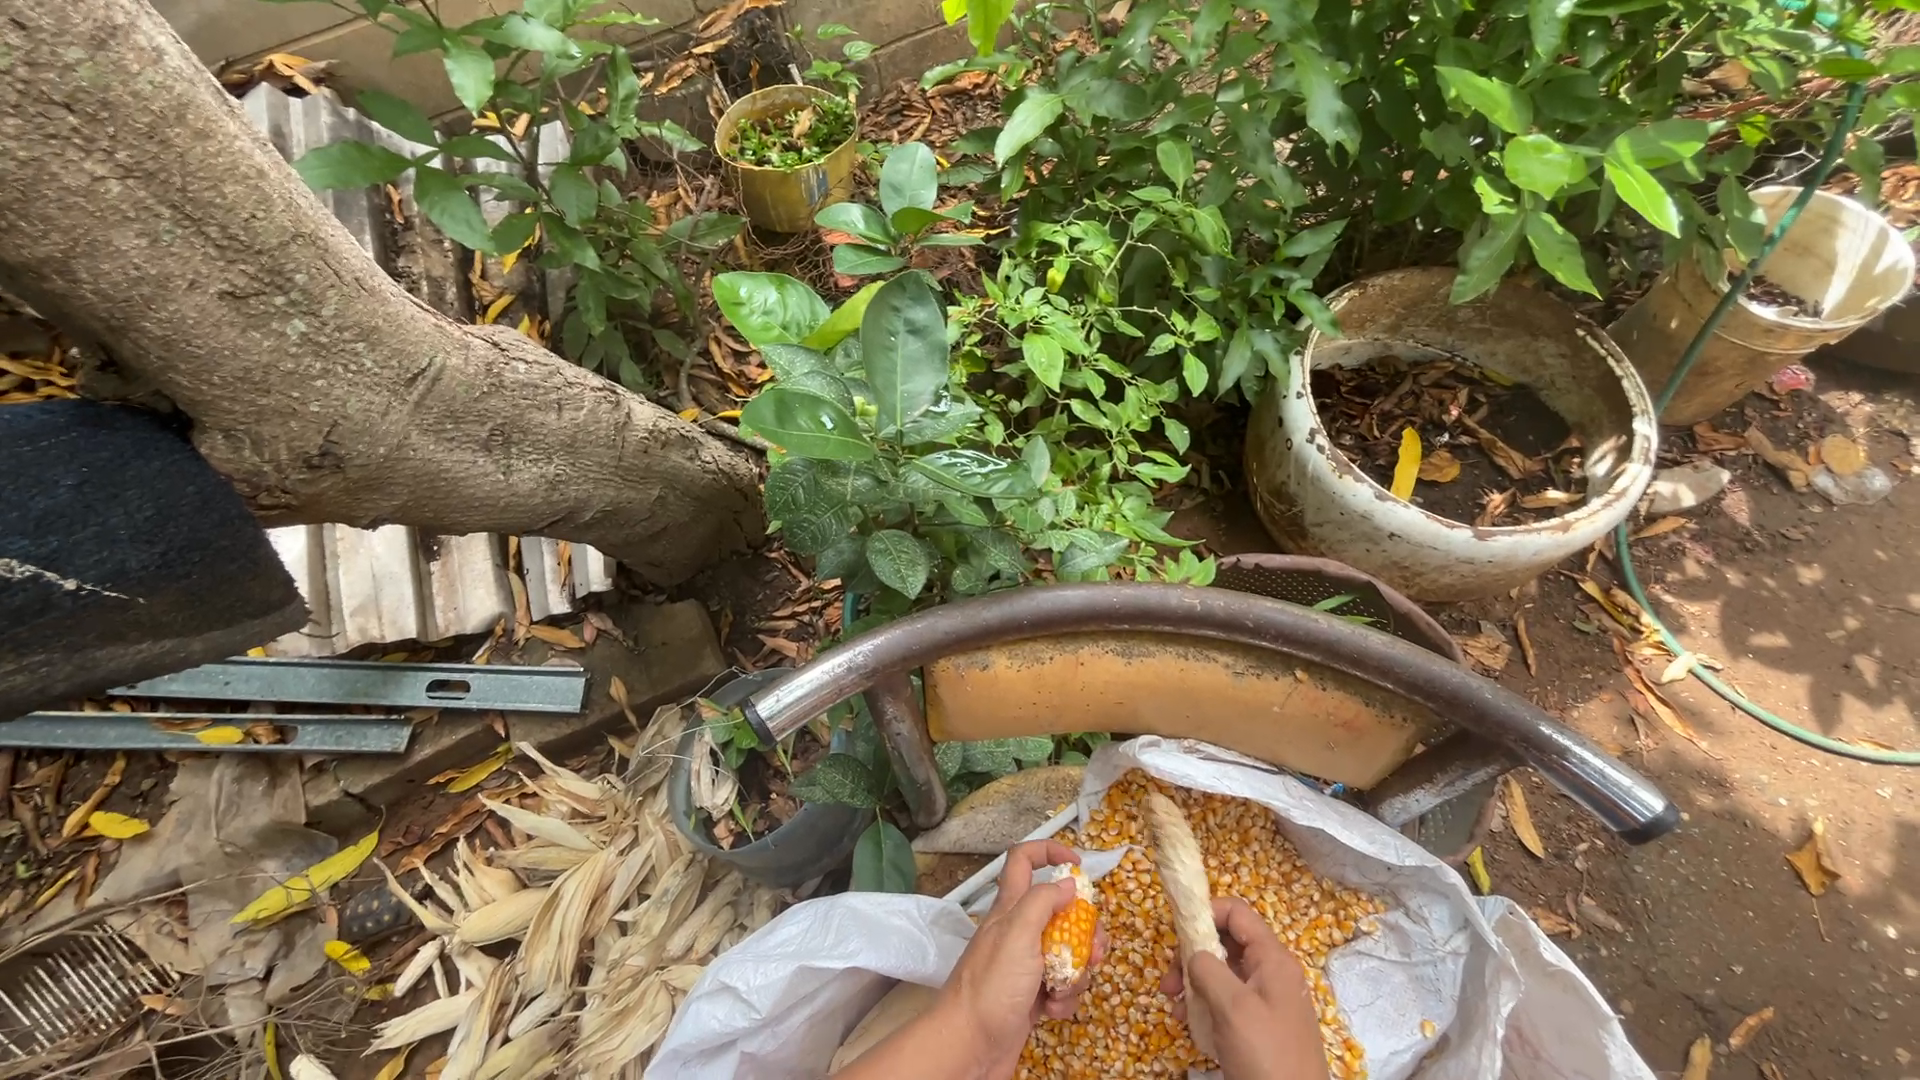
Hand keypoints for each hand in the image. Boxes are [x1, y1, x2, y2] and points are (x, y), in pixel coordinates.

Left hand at [937, 840, 1106, 1075]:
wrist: (969, 1046)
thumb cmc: (992, 985)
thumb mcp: (1018, 933)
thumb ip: (1042, 901)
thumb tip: (1069, 883)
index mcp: (1010, 907)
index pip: (1024, 860)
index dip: (1049, 851)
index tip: (1078, 864)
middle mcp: (1018, 930)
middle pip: (1060, 911)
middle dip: (1085, 929)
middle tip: (1095, 949)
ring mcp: (1026, 964)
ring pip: (1067, 952)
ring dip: (1076, 971)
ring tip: (1063, 990)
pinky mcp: (1032, 995)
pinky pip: (1061, 987)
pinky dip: (1064, 998)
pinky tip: (1053, 1010)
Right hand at [1159, 897, 1329, 1079]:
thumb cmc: (1266, 1056)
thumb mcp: (1233, 1007)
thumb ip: (1208, 967)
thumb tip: (1194, 953)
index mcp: (1272, 958)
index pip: (1236, 912)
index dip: (1205, 912)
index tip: (1176, 931)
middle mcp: (1270, 972)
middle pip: (1224, 941)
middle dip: (1191, 953)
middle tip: (1169, 979)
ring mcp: (1265, 999)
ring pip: (1221, 971)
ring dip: (1193, 980)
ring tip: (1174, 1002)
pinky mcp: (1258, 1024)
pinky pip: (1225, 998)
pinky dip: (1203, 1002)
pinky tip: (1187, 1020)